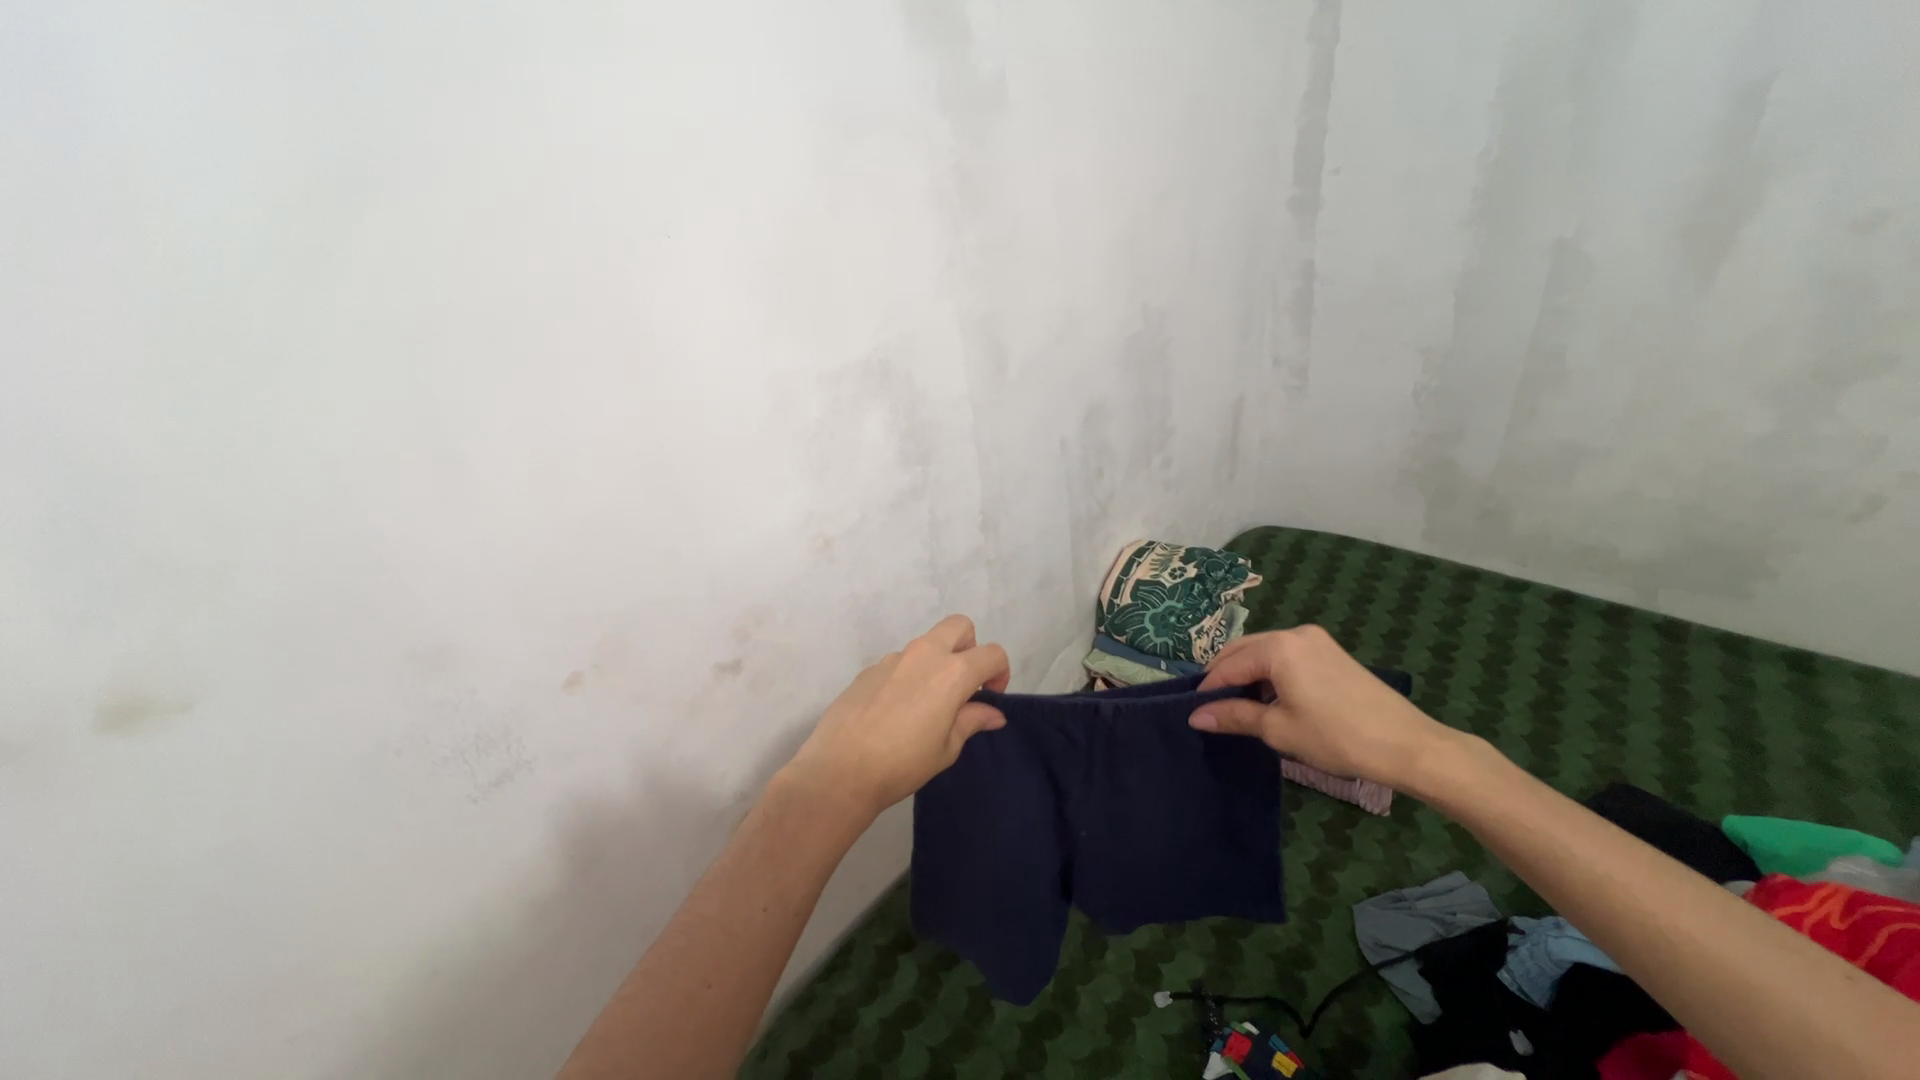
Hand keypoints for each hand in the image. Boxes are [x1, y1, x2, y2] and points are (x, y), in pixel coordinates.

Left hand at [784, 615, 1011, 814]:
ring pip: (925, 645)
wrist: (840, 770)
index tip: (990, 697)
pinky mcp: (868, 670)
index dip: (1000, 673)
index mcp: (952, 672)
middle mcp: (923, 655)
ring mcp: (892, 659)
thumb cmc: (903, 763)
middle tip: (964, 684)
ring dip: (936, 664)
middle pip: (959, 626)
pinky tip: (895, 713)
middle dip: (970, 647)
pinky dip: (907, 678)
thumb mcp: (947, 748)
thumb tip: (993, 713)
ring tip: (925, 707)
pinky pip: (898, 664)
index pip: (992, 653)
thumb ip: (971, 721)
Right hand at [1188, 625, 1456, 790]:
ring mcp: (1316, 640)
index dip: (1208, 689)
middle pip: (1244, 650)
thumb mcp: (1279, 729)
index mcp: (1278, 647)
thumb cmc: (1336, 737)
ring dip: (1247, 675)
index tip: (1195, 714)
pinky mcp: (1331, 653)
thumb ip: (1234, 716)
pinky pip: (1286, 656)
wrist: (1407, 745)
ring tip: (1241, 709)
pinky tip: (1270, 700)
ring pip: (1265, 652)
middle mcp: (1295, 634)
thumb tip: (1196, 716)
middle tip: (1213, 710)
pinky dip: (1270, 673)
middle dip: (1225, 676)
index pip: (1228, 664)